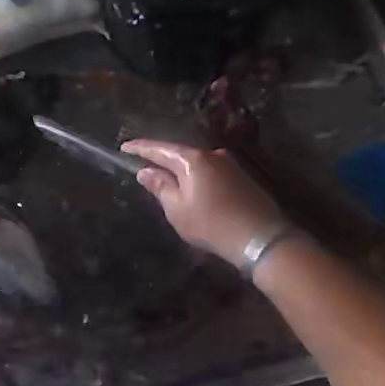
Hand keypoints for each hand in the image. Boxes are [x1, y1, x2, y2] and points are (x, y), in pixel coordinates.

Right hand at [121, 140, 286, 263]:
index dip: (140, 148)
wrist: (261, 238)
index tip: (124, 147)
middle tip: (140, 161)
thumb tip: (145, 171)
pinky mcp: (240, 177)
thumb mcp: (177, 208)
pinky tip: (188, 184)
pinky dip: (193, 174)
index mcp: (193, 160)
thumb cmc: (211, 224)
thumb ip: (160, 186)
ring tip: (162, 174)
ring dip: (178, 167)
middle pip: (179, 152)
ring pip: (195, 162)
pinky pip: (208, 170)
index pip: (160, 149)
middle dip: (159, 157)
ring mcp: (230, 165)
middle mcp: (213, 155)